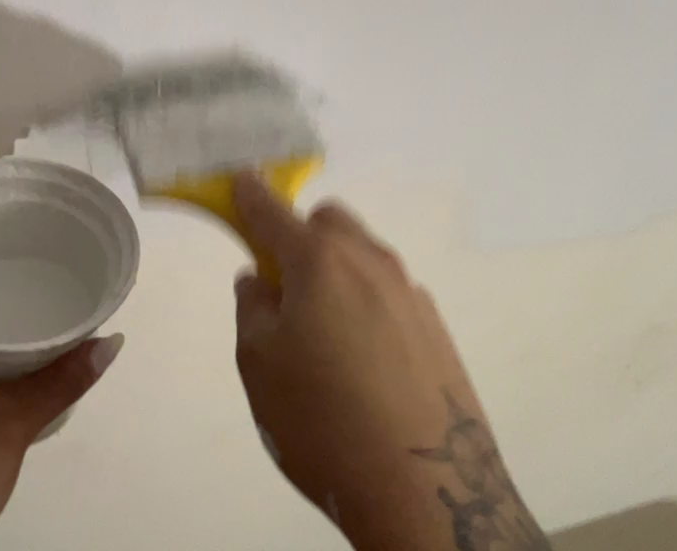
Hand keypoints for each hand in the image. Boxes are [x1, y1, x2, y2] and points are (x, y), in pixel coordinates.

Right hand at [231, 176, 546, 550]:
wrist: (427, 491)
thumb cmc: (322, 422)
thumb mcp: (258, 365)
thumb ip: (252, 308)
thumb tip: (261, 279)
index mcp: (319, 262)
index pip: (273, 211)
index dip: (249, 195)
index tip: (238, 184)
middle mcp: (370, 264)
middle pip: (329, 220)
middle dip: (301, 233)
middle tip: (284, 284)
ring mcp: (410, 294)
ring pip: (364, 255)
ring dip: (337, 269)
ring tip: (325, 335)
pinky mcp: (438, 329)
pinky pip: (390, 293)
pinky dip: (368, 303)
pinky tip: (364, 362)